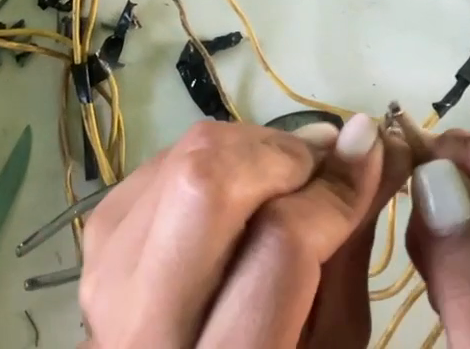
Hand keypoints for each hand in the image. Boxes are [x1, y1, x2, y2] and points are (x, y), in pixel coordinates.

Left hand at [79, 115, 407, 347]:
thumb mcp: (330, 338)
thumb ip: (350, 241)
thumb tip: (370, 141)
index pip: (278, 245)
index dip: (331, 191)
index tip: (368, 151)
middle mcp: (145, 320)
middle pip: (206, 182)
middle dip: (277, 154)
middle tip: (319, 162)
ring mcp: (107, 270)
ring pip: (183, 157)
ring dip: (249, 150)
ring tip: (285, 176)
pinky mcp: (99, 232)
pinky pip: (163, 160)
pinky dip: (214, 159)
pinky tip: (240, 191)